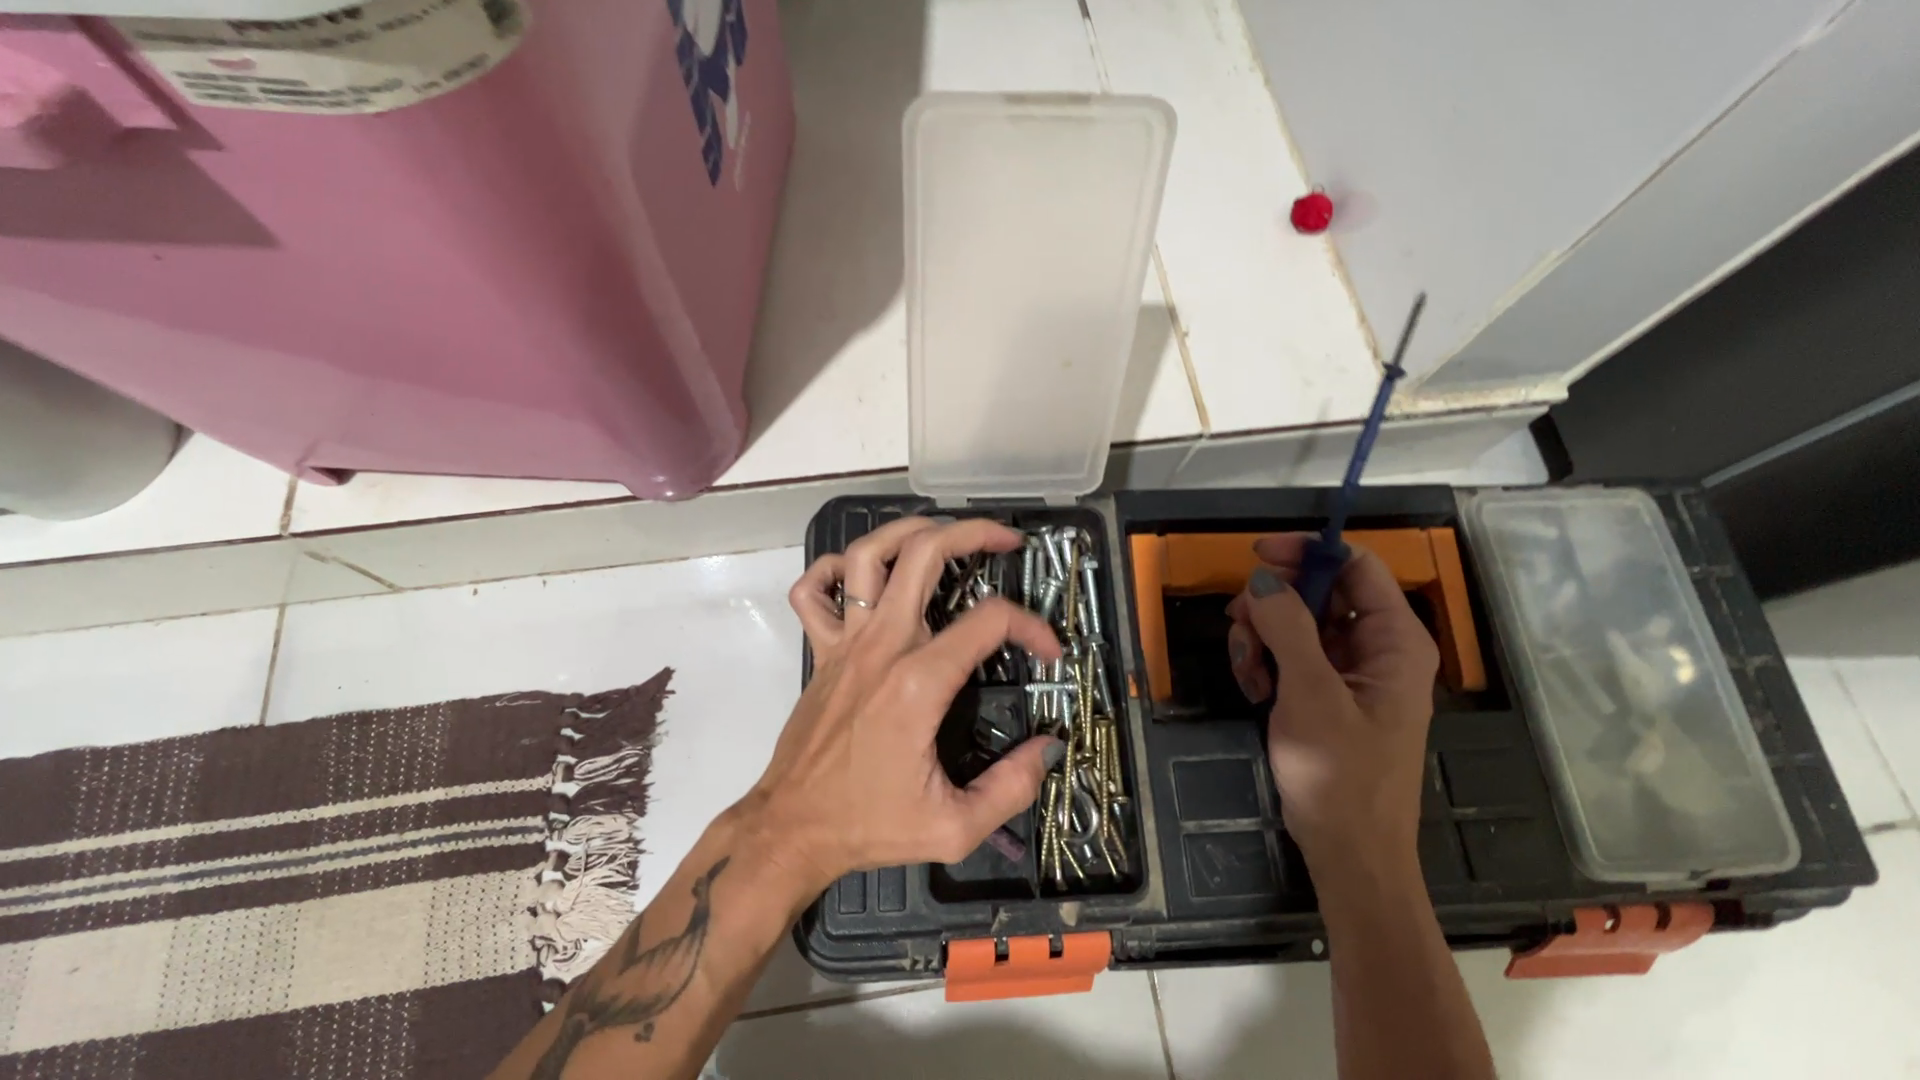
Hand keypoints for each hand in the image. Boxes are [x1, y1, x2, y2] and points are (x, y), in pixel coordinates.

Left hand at [745, 517, 1064, 893]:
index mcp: (919, 682)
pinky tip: (860, 578)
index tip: (1048, 653)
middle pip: (923, 555)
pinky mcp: (821, 652)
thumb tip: (1048, 748)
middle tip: (1006, 540)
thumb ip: (1012, 788)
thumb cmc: (870, 825)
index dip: (1032, 627)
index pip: (989, 622)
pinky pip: (811, 591)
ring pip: (865, 556)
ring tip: (941, 534)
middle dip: (972, 533)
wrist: (792, 829)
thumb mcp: (955, 828)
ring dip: (906, 532)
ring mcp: (845, 643)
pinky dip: (831, 571)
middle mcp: (881, 646)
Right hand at [1225, 533, 1437, 877]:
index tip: (1256, 557)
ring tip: (1248, 676)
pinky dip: (1265, 665)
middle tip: (1239, 625)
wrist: (1348, 852)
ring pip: (1295, 624)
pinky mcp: (1325, 695)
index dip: (1307, 552)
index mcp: (1395, 640)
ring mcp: (1349, 672)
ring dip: (1261, 640)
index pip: (1356, 566)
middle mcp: (1376, 648)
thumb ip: (1288, 629)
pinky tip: (1254, 692)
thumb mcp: (1311, 696)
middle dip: (1272, 606)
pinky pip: (1290, 657)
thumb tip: (1263, 581)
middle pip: (1317, 593)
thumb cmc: (1341, 774)